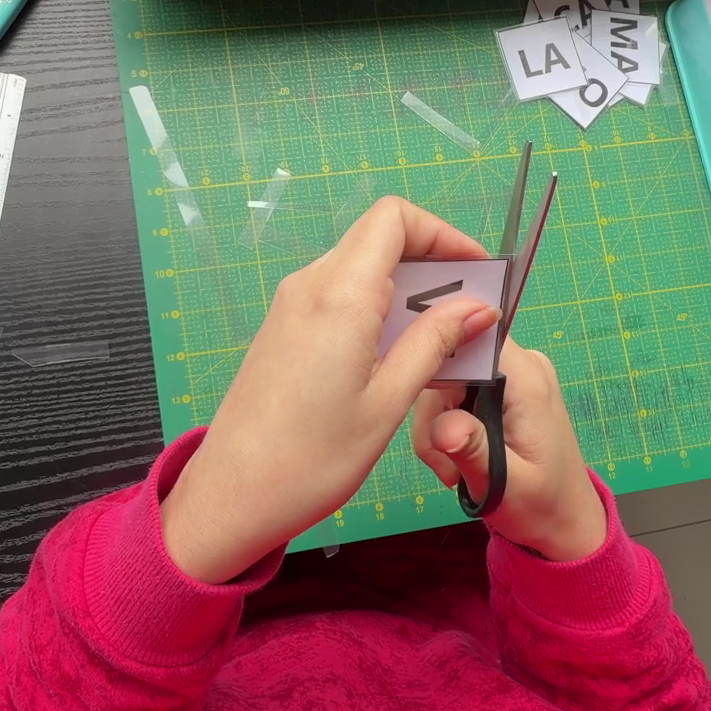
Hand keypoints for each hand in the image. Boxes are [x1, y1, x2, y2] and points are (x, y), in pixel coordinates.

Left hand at [161, 198, 500, 582]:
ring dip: (404, 290)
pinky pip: (337, 295)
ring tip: (439, 340)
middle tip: (466, 312)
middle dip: (430, 263)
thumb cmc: (312, 458)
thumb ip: (433, 343)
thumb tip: (477, 308)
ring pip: (359, 268)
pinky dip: (375, 308)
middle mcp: (309, 286)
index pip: (393, 218)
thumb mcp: (387, 401)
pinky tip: (395, 353)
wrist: (233, 492)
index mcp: (338, 294)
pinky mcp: (283, 327)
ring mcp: (290, 305)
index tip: (474, 271)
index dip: (441, 233)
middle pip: (377, 239)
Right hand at [411, 338, 607, 561]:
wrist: (563, 527)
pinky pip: (455, 394)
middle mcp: (521, 366)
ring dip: (436, 425)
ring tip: (450, 469)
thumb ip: (474, 449)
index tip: (421, 407)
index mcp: (527, 379)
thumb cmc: (541, 507)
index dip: (437, 359)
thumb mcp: (505, 483)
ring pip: (446, 381)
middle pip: (451, 362)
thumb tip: (444, 424)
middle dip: (433, 411)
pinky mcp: (499, 392)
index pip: (470, 337)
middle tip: (440, 461)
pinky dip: (446, 427)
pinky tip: (454, 460)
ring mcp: (510, 377)